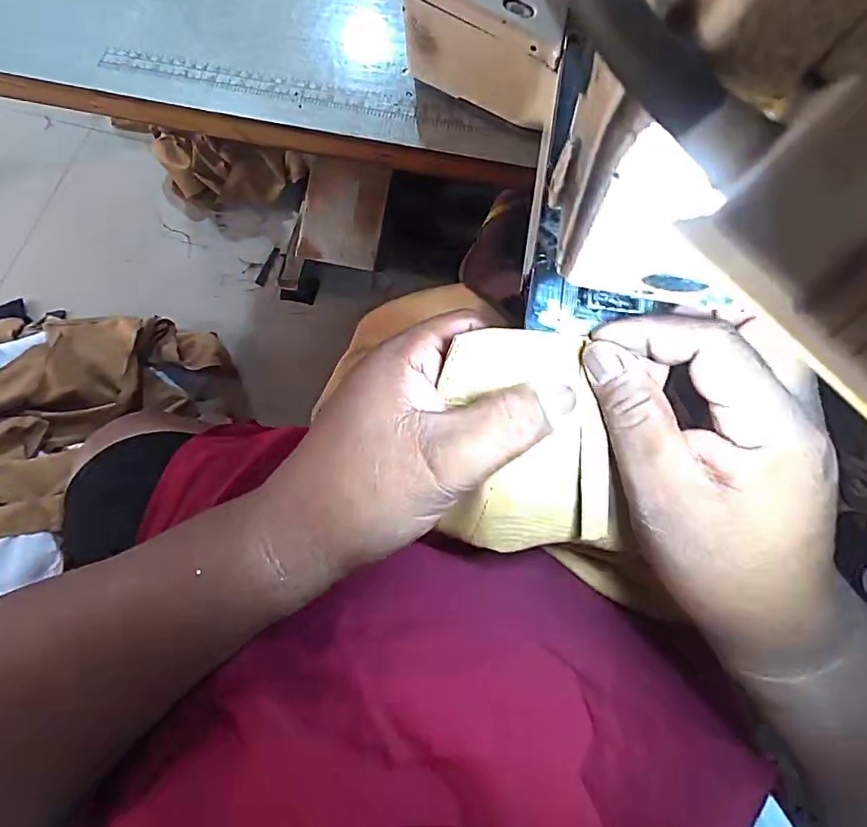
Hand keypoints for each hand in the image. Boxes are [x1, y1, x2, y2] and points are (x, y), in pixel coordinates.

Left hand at [264, 309, 572, 575]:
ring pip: (457, 389)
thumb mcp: (448, 457)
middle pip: (468, 355)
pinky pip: (443, 414)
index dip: (515, 338)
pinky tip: (495, 449)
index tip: (555, 366)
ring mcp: (392, 399)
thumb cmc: (370, 492)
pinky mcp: (391, 429)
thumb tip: (565, 391)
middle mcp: (398, 367)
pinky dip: (470, 425)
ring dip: (491, 405)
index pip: (473, 322)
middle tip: (555, 401)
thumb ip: (509, 422)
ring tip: (536, 425)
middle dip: (510, 376)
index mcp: (406, 354)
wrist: (300, 544)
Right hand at [582, 316, 843, 675]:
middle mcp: (800, 409)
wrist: (780, 626)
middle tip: (624, 344)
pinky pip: (744, 369)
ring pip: (748, 342)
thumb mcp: (664, 500)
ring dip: (691, 339)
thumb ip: (634, 419)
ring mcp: (798, 416)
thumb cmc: (719, 574)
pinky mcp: (784, 426)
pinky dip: (701, 363)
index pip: (716, 340)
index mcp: (780, 427)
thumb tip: (602, 354)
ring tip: (640, 360)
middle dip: (678, 323)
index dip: (651, 332)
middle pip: (745, 326)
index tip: (598, 347)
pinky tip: (667, 382)